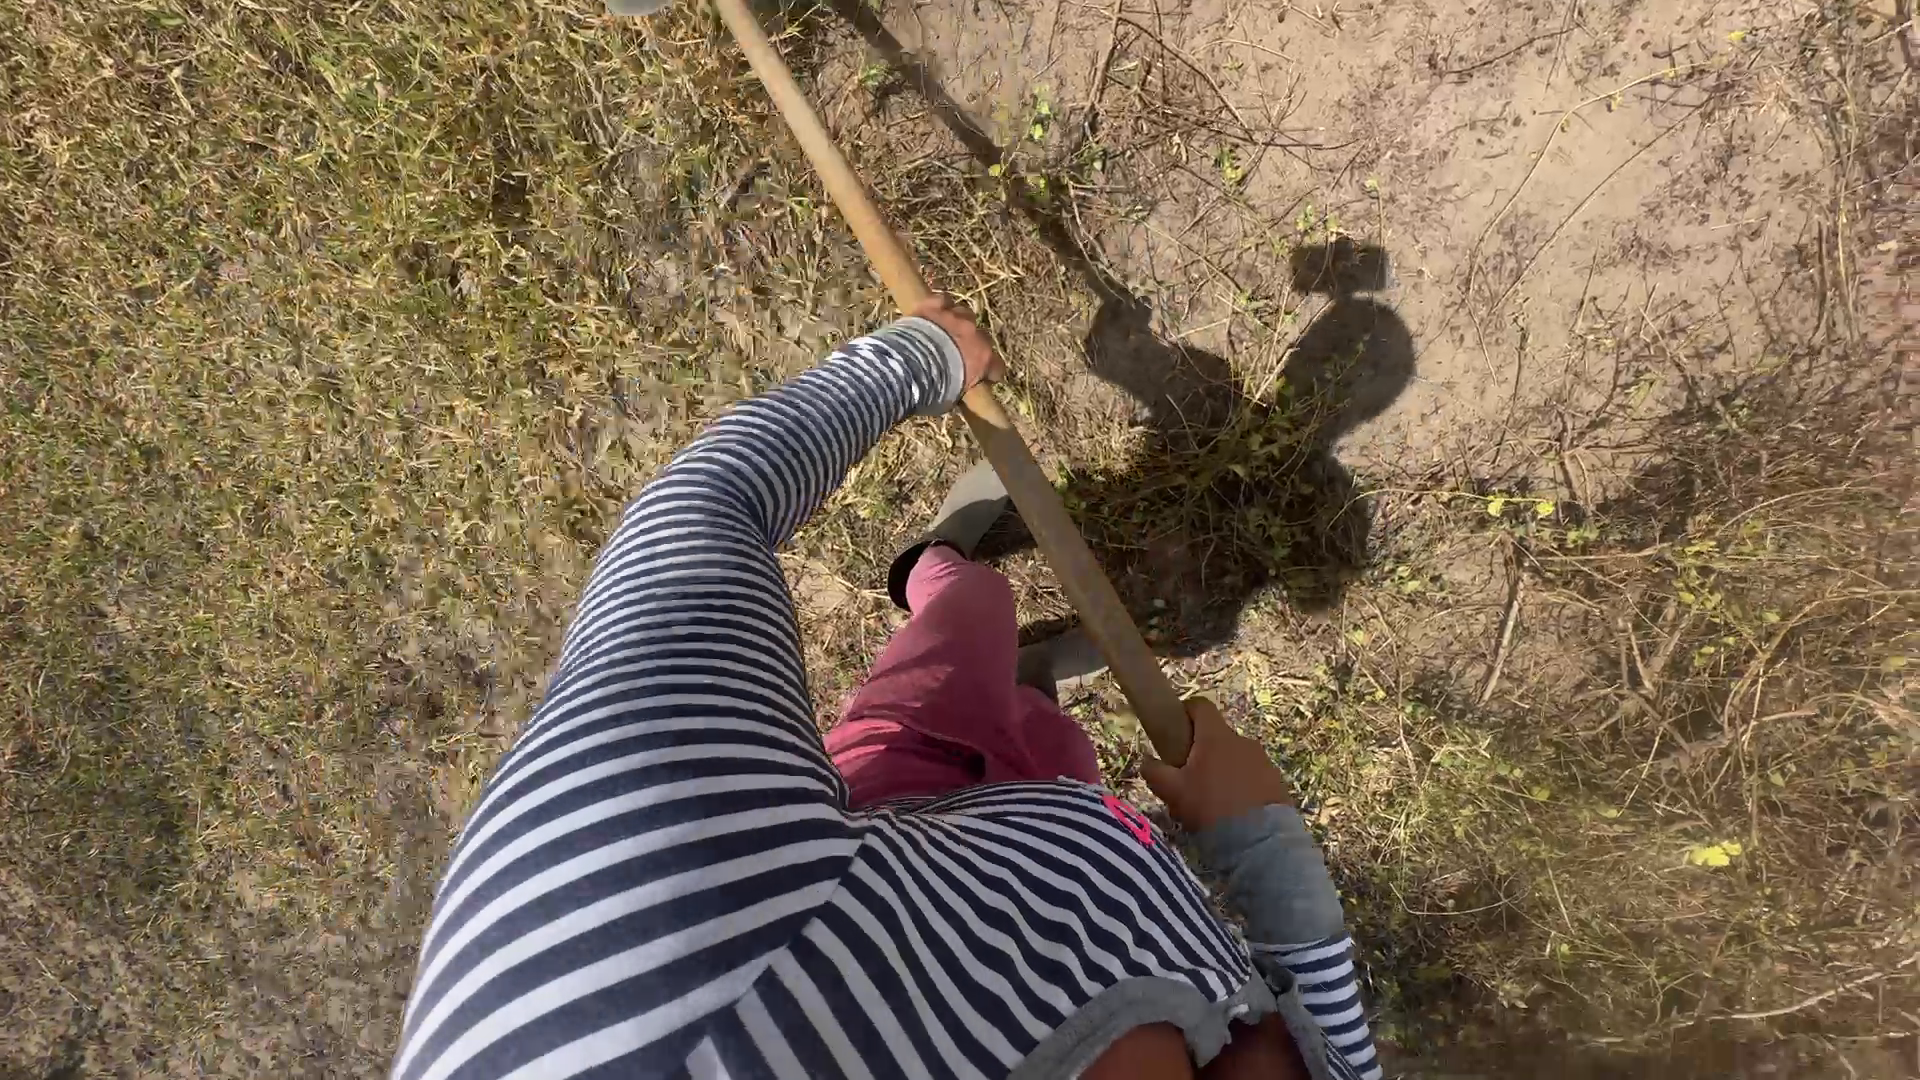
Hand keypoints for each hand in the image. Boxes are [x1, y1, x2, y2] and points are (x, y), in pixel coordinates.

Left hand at [911, 294, 1004, 390]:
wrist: (908, 367)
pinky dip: (941, 305)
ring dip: (958, 322)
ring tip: (946, 330)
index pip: (997, 366)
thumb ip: (959, 388)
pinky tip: (934, 312)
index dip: (991, 371)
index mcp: (983, 359)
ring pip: (965, 314)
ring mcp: (955, 317)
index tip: (986, 377)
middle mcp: (974, 335)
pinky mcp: (934, 306)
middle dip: (973, 344)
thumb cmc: (932, 390)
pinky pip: (943, 300)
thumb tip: (955, 390)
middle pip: (981, 336)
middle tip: (959, 353)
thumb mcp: (950, 398)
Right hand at [1139, 698, 1293, 831]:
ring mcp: (1263, 761)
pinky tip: (1234, 810)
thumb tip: (1147, 761)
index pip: (1200, 706)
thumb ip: (1154, 772)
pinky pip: (1253, 775)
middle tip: (1189, 776)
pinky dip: (1242, 785)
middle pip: (1216, 735)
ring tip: (1213, 799)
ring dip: (1223, 769)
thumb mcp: (1172, 792)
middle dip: (1201, 750)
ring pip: (1235, 756)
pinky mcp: (1277, 781)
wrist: (1261, 842)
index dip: (1185, 712)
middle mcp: (1242, 741)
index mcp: (1215, 736)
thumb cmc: (1211, 807)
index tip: (1175, 730)